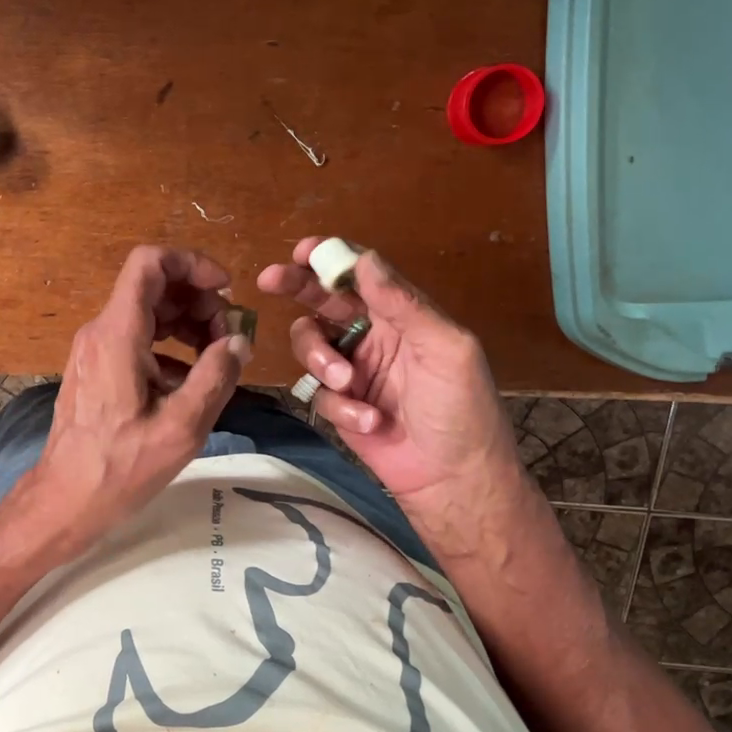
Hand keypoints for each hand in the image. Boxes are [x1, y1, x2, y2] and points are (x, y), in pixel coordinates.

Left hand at [21, 246, 250, 547]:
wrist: (65, 498)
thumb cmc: (120, 466)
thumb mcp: (181, 427)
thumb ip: (215, 377)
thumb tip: (238, 342)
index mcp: (117, 334)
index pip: (149, 263)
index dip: (191, 263)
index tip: (225, 289)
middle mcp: (100, 332)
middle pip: (153, 287)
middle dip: (198, 300)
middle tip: (229, 337)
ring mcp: (94, 350)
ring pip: (146, 313)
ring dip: (186, 324)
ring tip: (217, 358)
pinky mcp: (96, 370)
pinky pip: (136, 340)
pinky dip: (169, 348)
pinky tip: (192, 381)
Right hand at [257, 239, 525, 521]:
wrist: (453, 480)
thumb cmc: (462, 410)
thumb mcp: (446, 349)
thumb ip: (405, 304)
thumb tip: (364, 260)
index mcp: (402, 315)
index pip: (361, 275)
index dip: (331, 258)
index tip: (302, 251)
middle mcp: (372, 335)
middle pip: (323, 300)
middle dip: (296, 287)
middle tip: (269, 279)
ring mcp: (352, 370)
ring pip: (310, 344)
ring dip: (319, 357)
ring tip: (345, 382)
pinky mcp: (338, 405)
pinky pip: (318, 392)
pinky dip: (340, 405)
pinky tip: (370, 420)